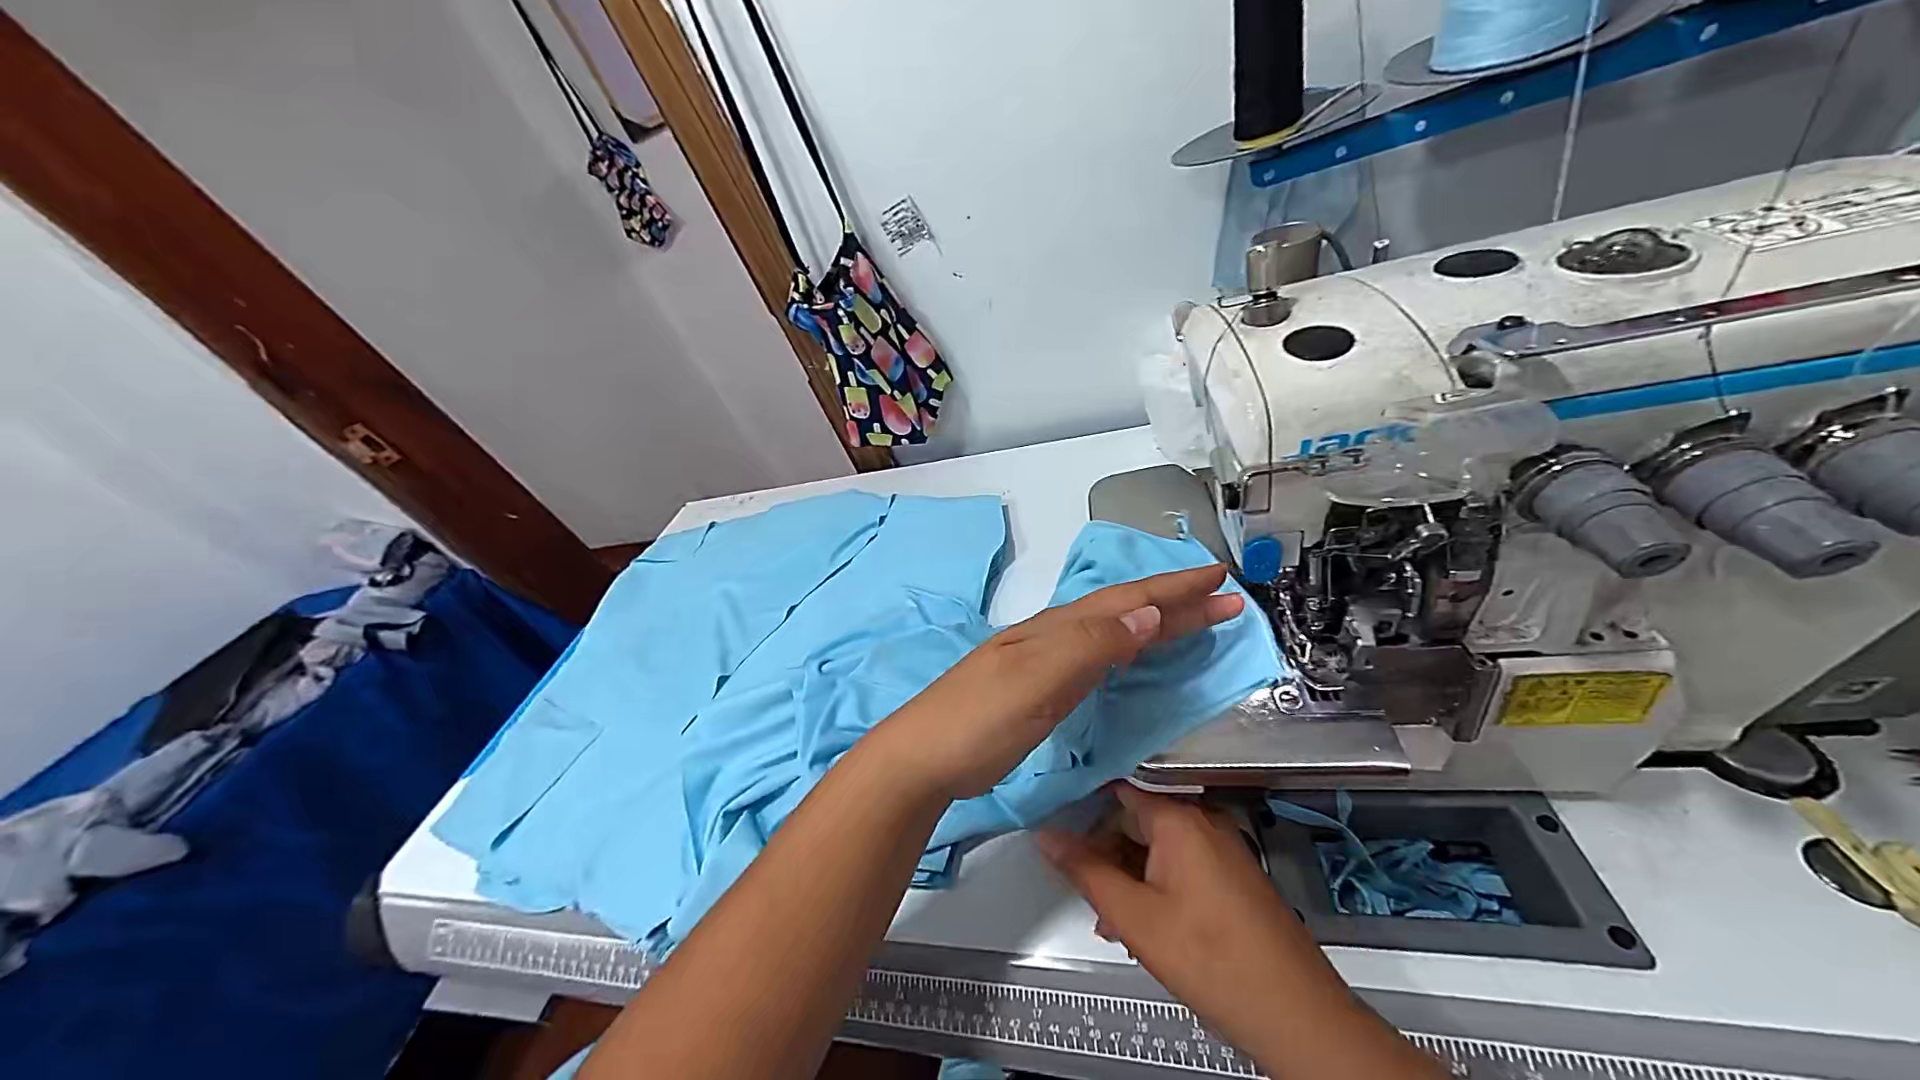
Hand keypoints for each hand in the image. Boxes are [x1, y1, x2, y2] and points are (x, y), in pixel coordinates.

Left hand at [870, 565, 1243, 800]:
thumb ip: (1091, 646)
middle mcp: (1051, 637)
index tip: (1219, 579)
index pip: (1126, 601)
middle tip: (1225, 597)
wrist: (921, 759)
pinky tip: (1129, 652)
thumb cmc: (978, 721)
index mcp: (1055, 630)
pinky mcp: (1037, 689)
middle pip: (1122, 610)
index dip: (1174, 590)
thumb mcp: (1036, 681)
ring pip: (1110, 630)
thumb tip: (1148, 613)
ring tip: (1192, 617)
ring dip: (1154, 621)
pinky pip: (1096, 655)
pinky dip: (1126, 647)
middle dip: (1175, 602)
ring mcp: (1041, 662)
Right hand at [1034, 787, 1448, 1079]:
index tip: (1059, 838)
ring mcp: (1223, 846)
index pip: (1115, 794)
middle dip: (1106, 856)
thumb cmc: (1209, 959)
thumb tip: (1045, 835)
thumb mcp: (1133, 916)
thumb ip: (1084, 870)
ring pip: (1158, 848)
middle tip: (1090, 897)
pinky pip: (1182, 864)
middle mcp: (1203, 821)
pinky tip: (1146, 925)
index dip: (1082, 814)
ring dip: (1129, 876)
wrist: (1294, 1013)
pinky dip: (1157, 885)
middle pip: (1136, 821)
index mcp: (1178, 819)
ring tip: (1114, 921)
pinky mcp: (1234, 873)